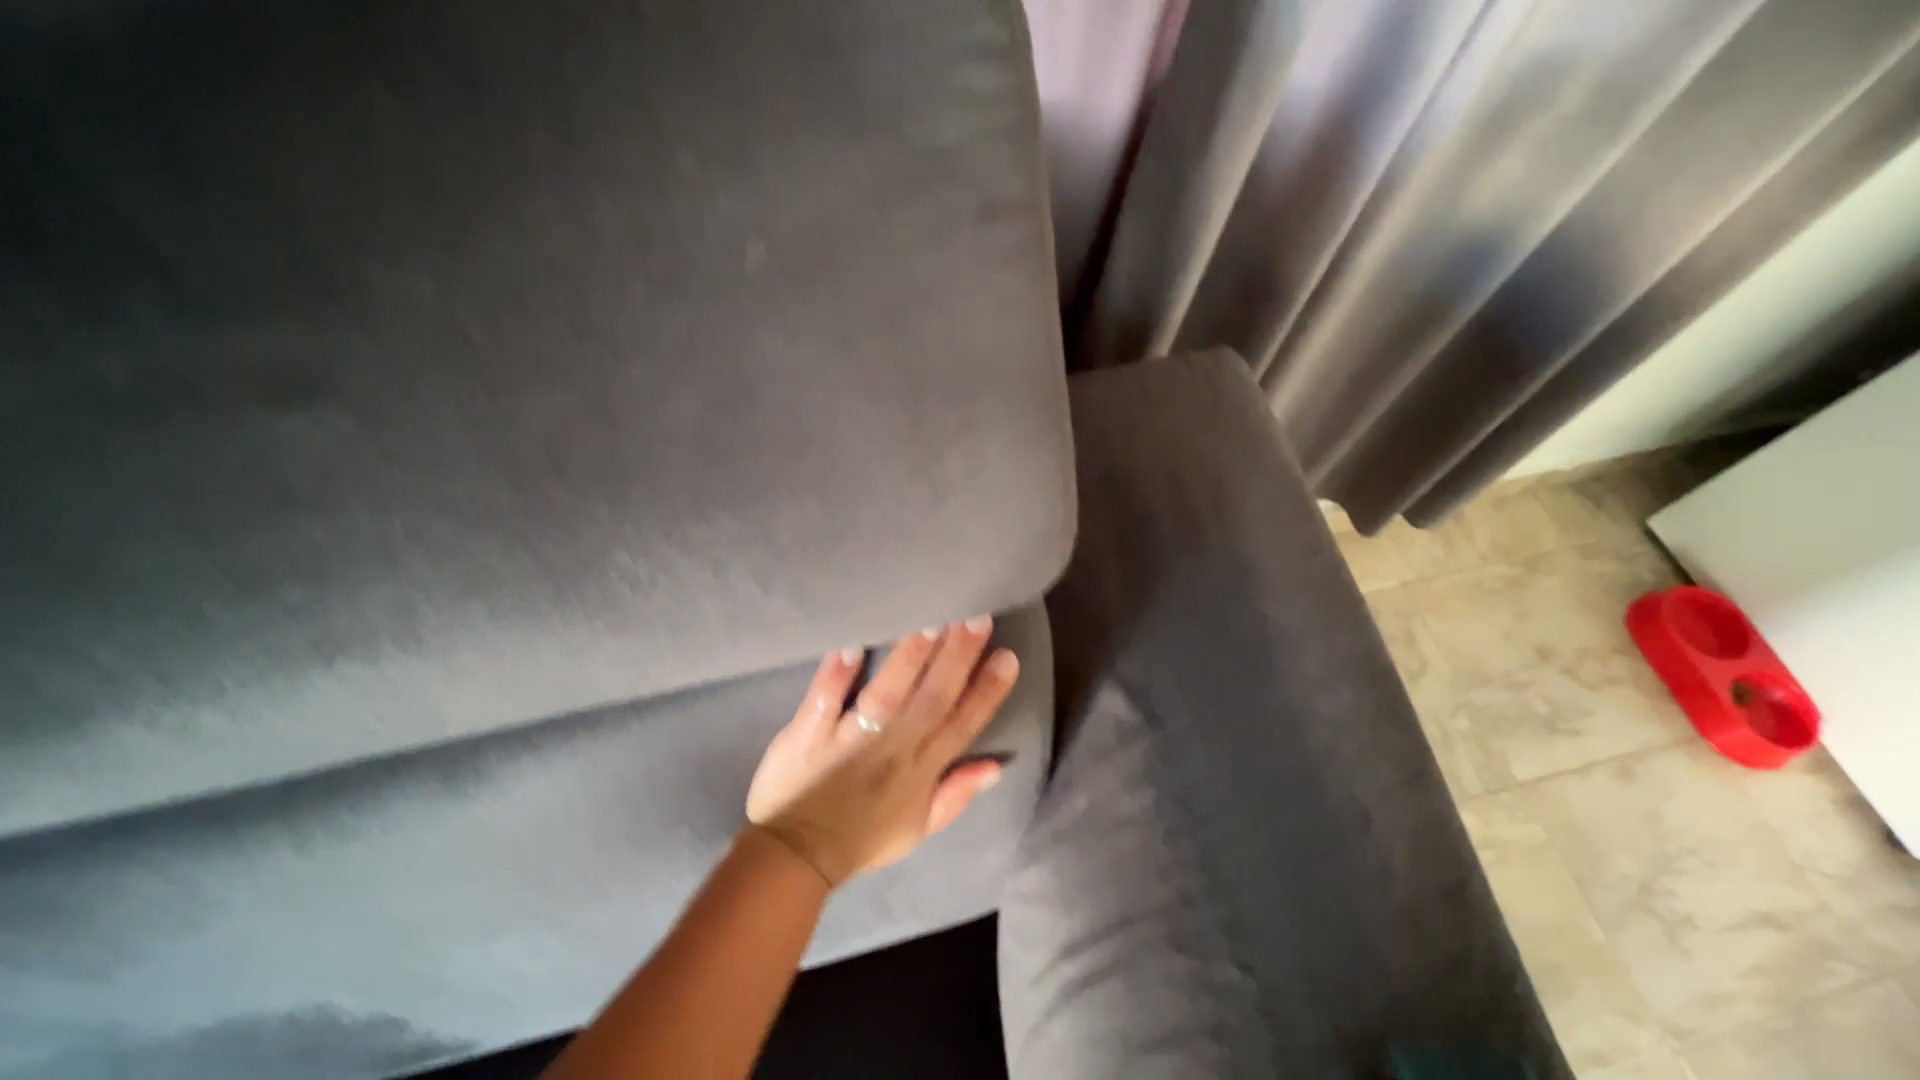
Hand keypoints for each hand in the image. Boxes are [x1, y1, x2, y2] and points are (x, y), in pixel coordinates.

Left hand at [745, 616, 1018, 886]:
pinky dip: (836, 675)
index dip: (987, 692)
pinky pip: (823, 700)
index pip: (962, 725)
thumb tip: (997, 765)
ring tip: (930, 622)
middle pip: (932, 698)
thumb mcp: (919, 829)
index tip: (1006, 657)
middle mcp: (893, 750)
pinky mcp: (808, 734)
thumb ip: (957, 793)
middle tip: (976, 616)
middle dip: (957, 658)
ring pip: (886, 695)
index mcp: (921, 770)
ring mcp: (849, 740)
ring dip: (908, 660)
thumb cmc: (862, 839)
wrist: (796, 858)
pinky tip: (852, 645)